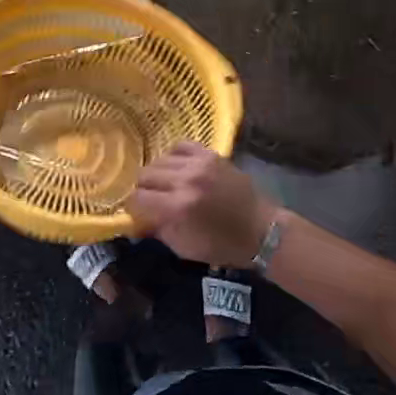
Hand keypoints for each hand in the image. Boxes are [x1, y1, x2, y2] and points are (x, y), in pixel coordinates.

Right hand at [128, 142, 275, 267]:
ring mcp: (199, 164)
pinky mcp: (211, 154)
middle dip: (144, 190)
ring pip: (158, 160)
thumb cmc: (221, 245)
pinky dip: (174, 157)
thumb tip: (134, 219)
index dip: (134, 207)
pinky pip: (179, 146)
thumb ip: (155, 230)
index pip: (136, 198)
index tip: (139, 213)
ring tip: (168, 185)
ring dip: (159, 174)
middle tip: (153, 200)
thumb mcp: (183, 248)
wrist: (262, 231)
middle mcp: (185, 181)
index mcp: (178, 208)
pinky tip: (179, 169)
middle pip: (144, 175)